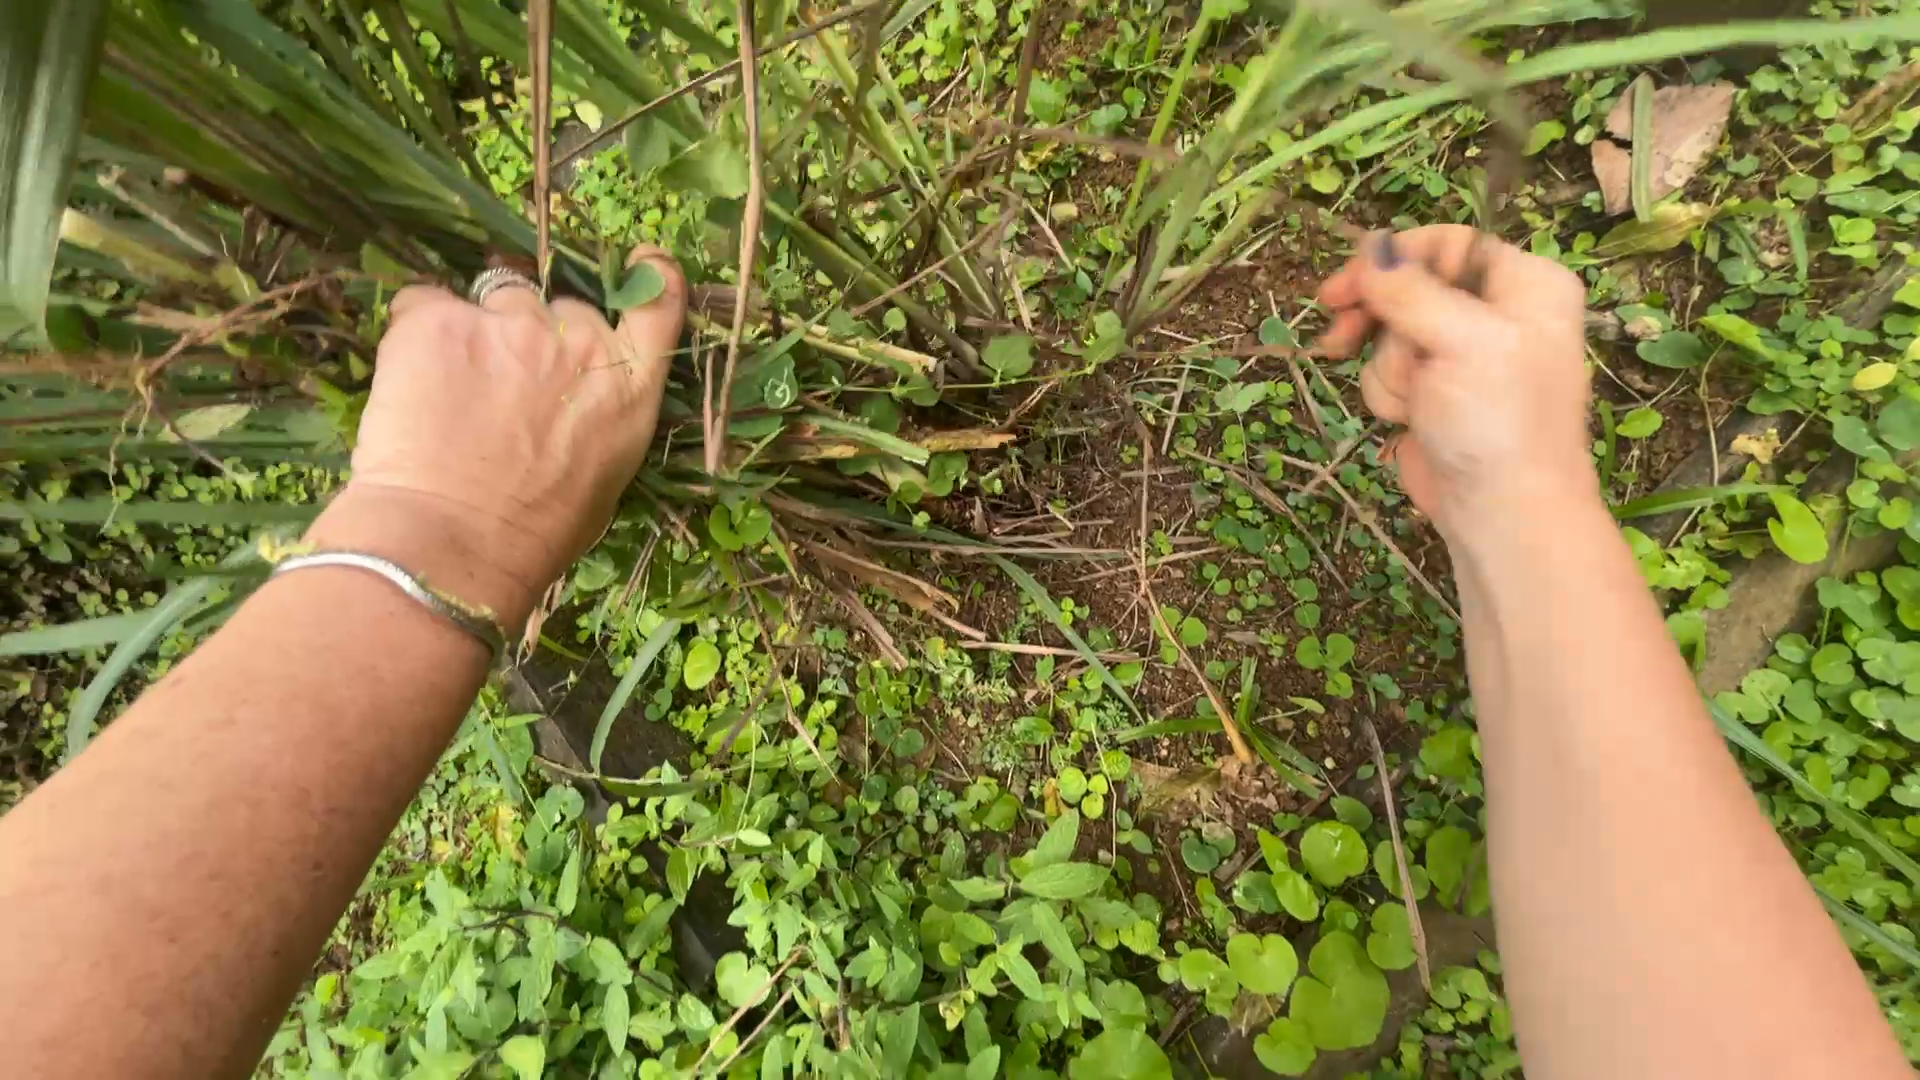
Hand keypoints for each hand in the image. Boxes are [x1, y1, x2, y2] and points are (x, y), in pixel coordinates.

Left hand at [306, 247, 686, 627]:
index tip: (644, 261)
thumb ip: (603, 410)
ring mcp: (513, 326)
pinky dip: (423, 334)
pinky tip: (418, 382)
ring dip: (483, 330)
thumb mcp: (608, 470)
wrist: (461, 541)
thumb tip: (579, 393)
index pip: (659, 304)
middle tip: (509, 382)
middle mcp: (582, 343)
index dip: (653, 275)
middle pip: (564, 305)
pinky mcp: (441, 320)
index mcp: (632, 386)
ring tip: (457, 387)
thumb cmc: (545, 527)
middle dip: (541, 331)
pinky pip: (429, 306)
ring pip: (497, 300)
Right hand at [1317, 226, 1596, 540]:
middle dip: (1377, 322)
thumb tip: (1370, 251)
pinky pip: (1385, 374)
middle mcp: (1490, 313)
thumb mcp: (1462, 343)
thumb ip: (1413, 293)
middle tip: (1339, 340)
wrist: (1497, 506)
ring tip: (1412, 402)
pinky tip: (1406, 418)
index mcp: (1522, 286)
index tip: (1341, 287)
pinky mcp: (1428, 392)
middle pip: (1406, 290)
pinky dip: (1386, 395)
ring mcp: (1456, 356)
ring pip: (1387, 337)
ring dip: (1386, 370)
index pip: (1446, 245)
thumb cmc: (1496, 421)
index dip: (1390, 261)